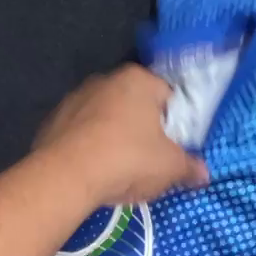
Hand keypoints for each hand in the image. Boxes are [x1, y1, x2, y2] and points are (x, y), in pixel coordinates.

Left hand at [34, 65, 207, 207]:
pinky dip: (87, 147)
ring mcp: (74, 98)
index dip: (174, 122)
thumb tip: (203, 174)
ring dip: (112, 138)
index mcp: (137, 80)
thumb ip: (189, 167)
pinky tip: (91, 170)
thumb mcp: (169, 167)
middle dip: (142, 129)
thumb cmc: (127, 160)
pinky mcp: (52, 120)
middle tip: (148, 160)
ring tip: (117, 169)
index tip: (173, 146)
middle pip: (133, 105)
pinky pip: (79, 133)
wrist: (65, 176)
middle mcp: (104, 80)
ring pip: (104, 118)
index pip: (167, 95)